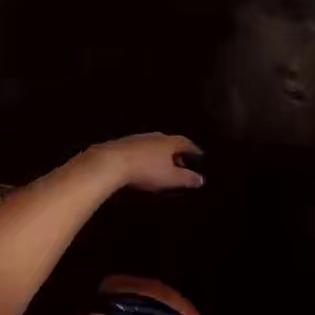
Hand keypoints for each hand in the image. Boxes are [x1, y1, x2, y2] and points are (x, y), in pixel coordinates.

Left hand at [87, 133, 204, 190]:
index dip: (193, 149)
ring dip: (161, 154)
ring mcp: (138, 138)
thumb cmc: (146, 169)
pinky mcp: (125, 143)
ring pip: (155, 145)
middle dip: (177, 153)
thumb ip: (187, 178)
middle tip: (182, 164)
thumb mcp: (171, 178)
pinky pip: (142, 148)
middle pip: (170, 142)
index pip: (185, 142)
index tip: (199, 156)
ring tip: (164, 167)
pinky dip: (148, 156)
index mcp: (168, 141)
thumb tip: (201, 178)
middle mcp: (155, 136)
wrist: (112, 161)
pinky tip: (145, 165)